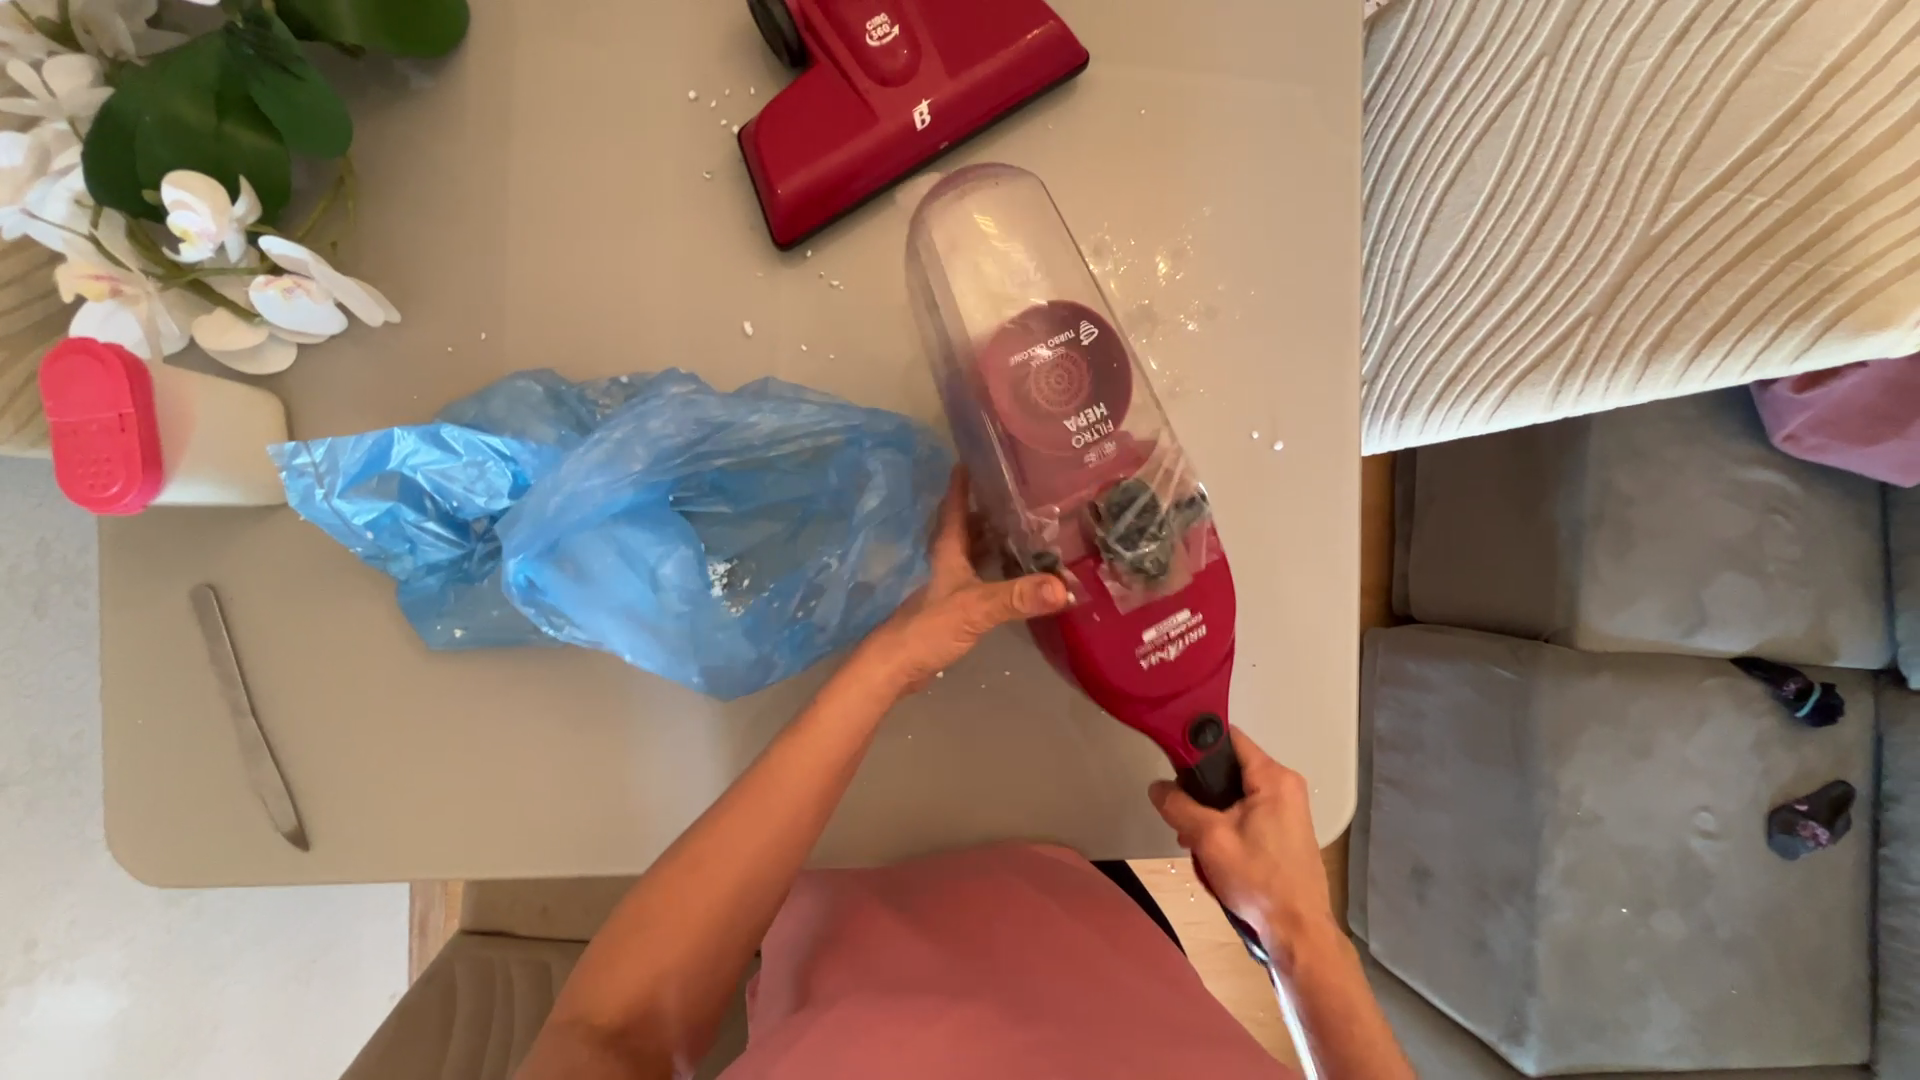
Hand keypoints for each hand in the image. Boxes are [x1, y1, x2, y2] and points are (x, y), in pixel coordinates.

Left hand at [854, 467, 1069, 693]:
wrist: (896, 666)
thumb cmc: (929, 627)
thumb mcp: (977, 608)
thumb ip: (1017, 596)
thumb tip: (1062, 586)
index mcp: (948, 550)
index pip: (955, 506)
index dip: (964, 482)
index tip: (977, 457)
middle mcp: (948, 561)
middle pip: (968, 526)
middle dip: (989, 507)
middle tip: (1019, 491)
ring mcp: (949, 585)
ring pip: (973, 551)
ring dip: (994, 538)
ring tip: (1025, 526)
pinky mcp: (953, 607)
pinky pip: (979, 576)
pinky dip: (996, 569)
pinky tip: (1014, 573)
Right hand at [1148, 730, 1337, 970]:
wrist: (1297, 933)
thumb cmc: (1258, 880)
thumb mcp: (1208, 838)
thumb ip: (1177, 805)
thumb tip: (1157, 787)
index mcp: (1274, 777)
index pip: (1229, 737)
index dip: (1197, 742)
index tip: (1170, 757)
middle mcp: (1286, 786)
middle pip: (1229, 768)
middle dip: (1200, 788)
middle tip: (1180, 811)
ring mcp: (1288, 810)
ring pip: (1234, 794)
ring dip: (1209, 813)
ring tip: (1192, 838)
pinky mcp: (1285, 832)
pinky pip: (1246, 814)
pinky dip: (1226, 825)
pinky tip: (1212, 852)